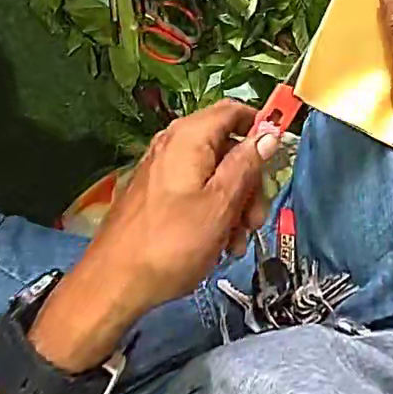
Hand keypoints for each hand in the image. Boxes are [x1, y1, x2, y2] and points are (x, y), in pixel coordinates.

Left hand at [34, 101, 276, 369]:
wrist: (113, 283)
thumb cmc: (172, 242)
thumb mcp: (221, 204)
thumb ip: (246, 165)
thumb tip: (268, 135)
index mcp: (190, 136)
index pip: (234, 110)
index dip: (261, 126)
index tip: (279, 157)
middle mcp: (175, 143)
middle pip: (228, 146)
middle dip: (250, 181)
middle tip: (254, 220)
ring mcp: (164, 167)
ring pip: (215, 172)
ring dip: (234, 203)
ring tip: (235, 241)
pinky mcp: (158, 191)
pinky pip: (196, 189)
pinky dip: (213, 210)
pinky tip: (218, 243)